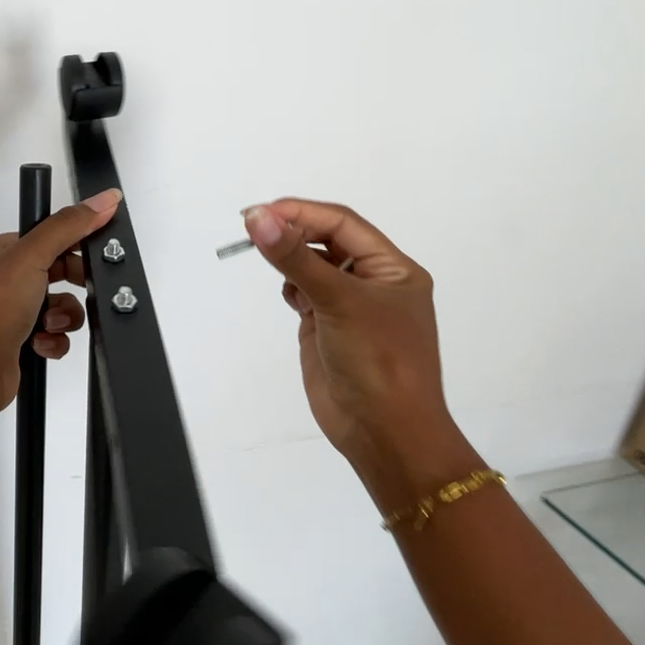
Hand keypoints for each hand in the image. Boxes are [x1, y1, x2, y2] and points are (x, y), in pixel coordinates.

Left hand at [0, 189, 122, 450]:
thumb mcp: (32, 257)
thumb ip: (69, 226)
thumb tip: (105, 199)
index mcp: (7, 249)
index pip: (54, 235)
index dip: (78, 243)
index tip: (99, 253)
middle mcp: (10, 277)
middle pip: (63, 272)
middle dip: (74, 286)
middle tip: (78, 290)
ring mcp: (16, 310)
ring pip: (64, 307)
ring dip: (64, 318)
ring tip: (48, 325)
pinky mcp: (23, 340)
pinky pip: (57, 335)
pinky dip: (55, 341)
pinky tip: (40, 345)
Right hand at [243, 199, 473, 503]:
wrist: (385, 432)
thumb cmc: (377, 359)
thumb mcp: (337, 300)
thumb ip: (295, 258)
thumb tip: (256, 217)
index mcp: (393, 268)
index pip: (342, 224)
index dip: (302, 213)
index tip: (260, 213)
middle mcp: (373, 281)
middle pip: (326, 240)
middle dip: (292, 232)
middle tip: (252, 229)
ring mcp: (349, 306)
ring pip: (312, 265)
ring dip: (289, 259)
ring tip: (266, 257)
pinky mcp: (326, 327)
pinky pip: (304, 292)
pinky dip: (290, 286)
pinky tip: (287, 295)